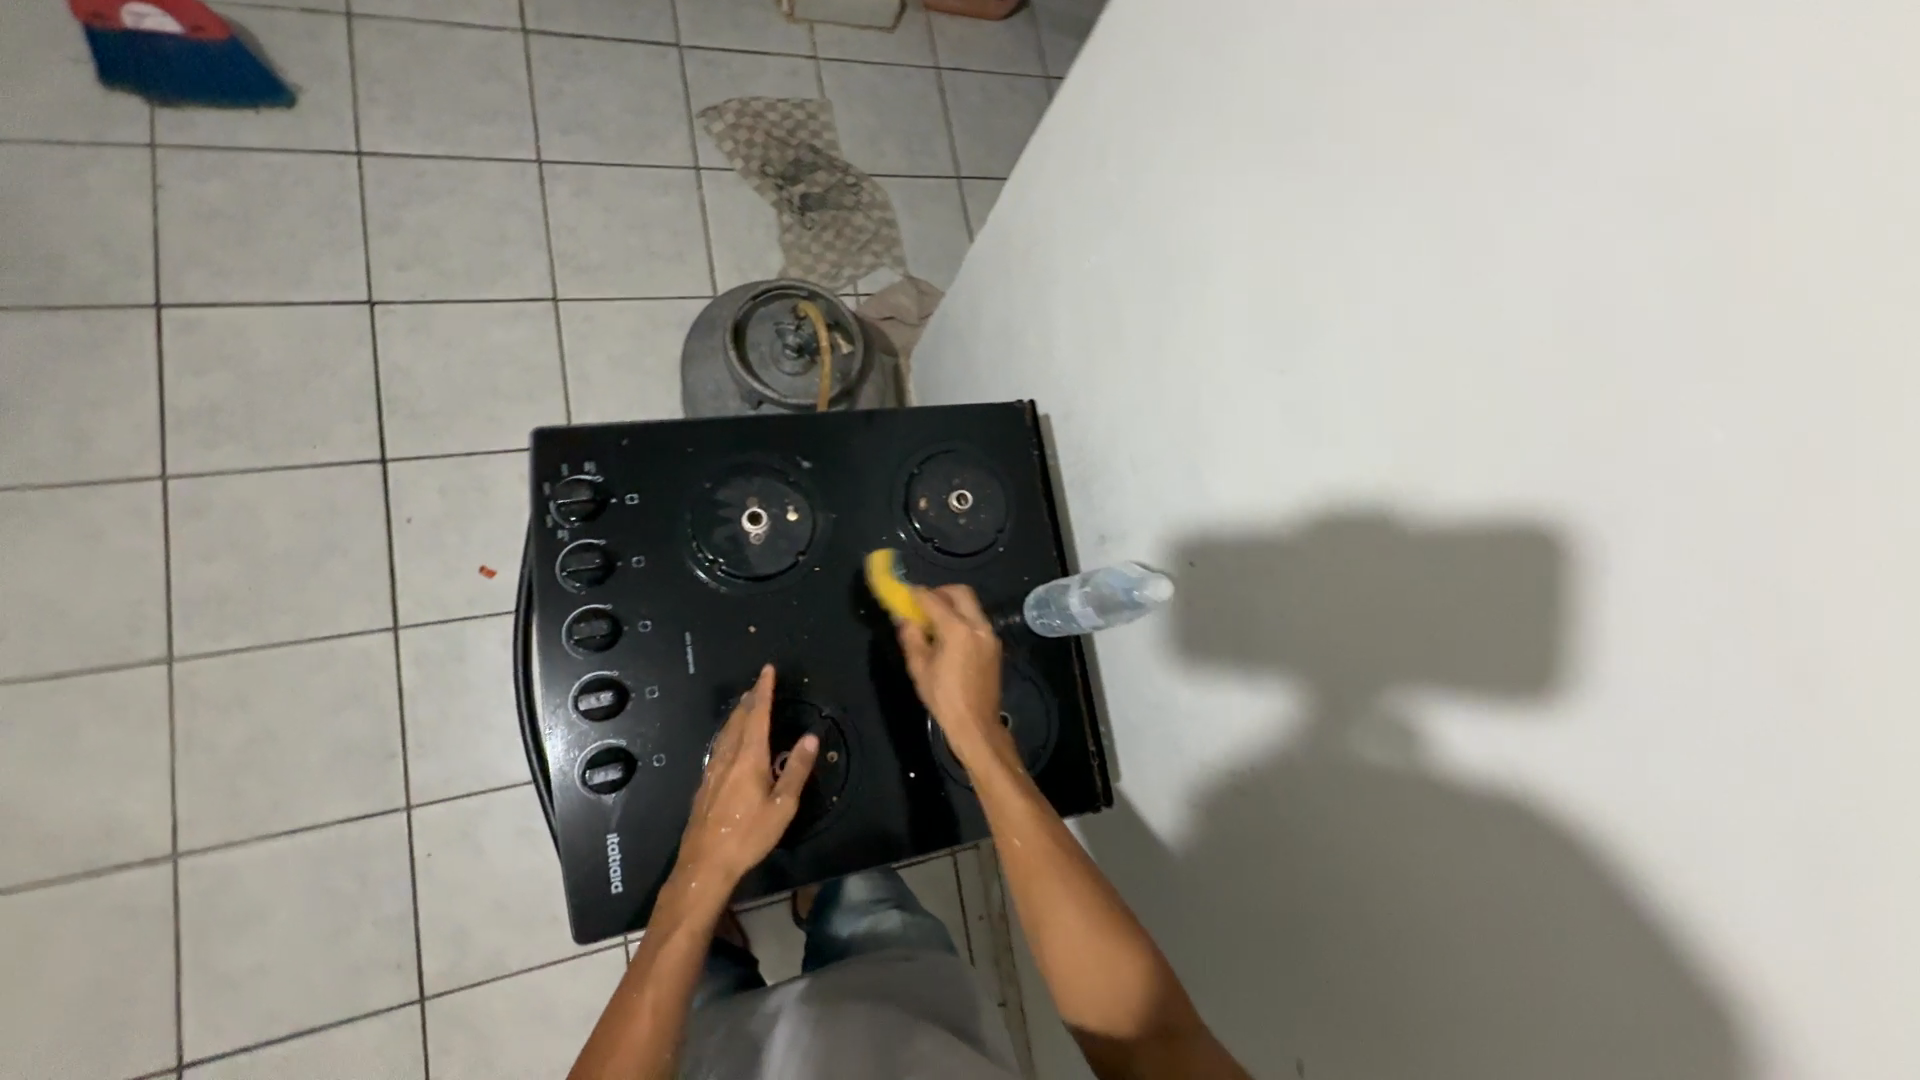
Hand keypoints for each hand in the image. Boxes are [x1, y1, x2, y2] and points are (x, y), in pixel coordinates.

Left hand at [677, 665, 817, 884]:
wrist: (705, 864)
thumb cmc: (749, 835)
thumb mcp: (783, 806)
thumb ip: (796, 770)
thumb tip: (810, 737)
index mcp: (749, 758)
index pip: (758, 716)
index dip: (764, 691)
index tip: (767, 671)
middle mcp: (728, 758)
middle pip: (738, 720)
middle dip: (750, 699)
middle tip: (759, 684)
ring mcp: (712, 771)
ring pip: (725, 733)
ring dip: (738, 715)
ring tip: (747, 705)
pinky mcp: (705, 785)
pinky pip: (719, 747)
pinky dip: (729, 733)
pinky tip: (730, 742)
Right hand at [897, 585, 1013, 769]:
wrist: (976, 723)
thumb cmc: (943, 698)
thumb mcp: (919, 667)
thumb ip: (911, 636)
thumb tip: (903, 617)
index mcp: (958, 630)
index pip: (934, 600)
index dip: (917, 594)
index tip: (905, 592)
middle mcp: (979, 626)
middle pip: (960, 592)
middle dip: (940, 592)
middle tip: (922, 603)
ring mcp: (990, 635)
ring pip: (971, 606)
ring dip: (952, 605)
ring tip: (934, 620)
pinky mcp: (995, 645)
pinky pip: (977, 620)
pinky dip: (962, 618)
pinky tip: (949, 635)